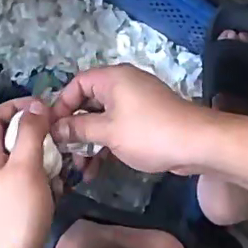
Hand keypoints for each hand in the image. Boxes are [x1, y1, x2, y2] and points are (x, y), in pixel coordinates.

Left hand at [0, 98, 57, 247]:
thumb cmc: (15, 214)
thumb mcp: (25, 165)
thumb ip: (31, 131)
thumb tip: (36, 105)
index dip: (17, 106)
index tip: (44, 108)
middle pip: (11, 136)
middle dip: (37, 133)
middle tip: (59, 137)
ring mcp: (0, 188)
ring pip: (24, 159)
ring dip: (45, 158)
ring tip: (62, 166)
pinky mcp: (12, 205)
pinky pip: (30, 181)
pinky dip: (46, 179)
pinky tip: (59, 190)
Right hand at [52, 66, 219, 175]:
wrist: (196, 142)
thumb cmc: (148, 132)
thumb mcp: (108, 132)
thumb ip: (78, 128)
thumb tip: (55, 128)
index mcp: (112, 78)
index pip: (77, 83)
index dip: (62, 105)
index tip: (51, 130)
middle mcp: (123, 84)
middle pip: (88, 101)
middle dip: (74, 128)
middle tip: (63, 153)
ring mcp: (135, 101)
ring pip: (102, 118)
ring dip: (89, 141)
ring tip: (80, 169)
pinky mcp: (145, 118)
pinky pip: (117, 126)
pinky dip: (106, 143)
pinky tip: (96, 168)